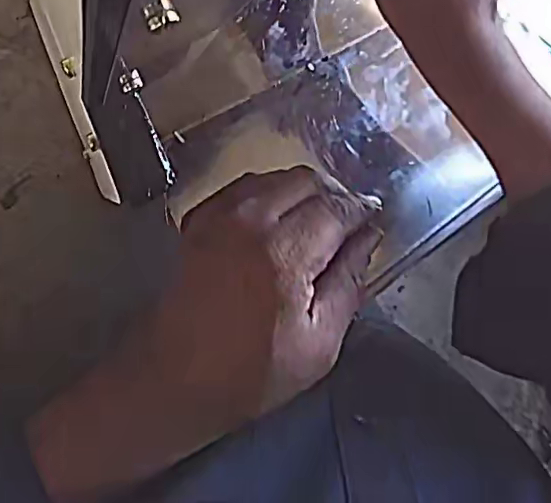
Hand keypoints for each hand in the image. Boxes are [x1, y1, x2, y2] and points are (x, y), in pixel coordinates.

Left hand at [26, 168, 379, 500]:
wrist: (176, 373)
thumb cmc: (253, 370)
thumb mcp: (319, 342)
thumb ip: (348, 282)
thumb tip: (369, 237)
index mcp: (285, 253)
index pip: (336, 207)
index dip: (361, 210)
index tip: (374, 217)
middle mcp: (251, 219)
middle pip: (306, 180)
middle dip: (333, 196)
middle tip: (344, 223)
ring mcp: (220, 212)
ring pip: (275, 178)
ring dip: (300, 192)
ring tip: (311, 223)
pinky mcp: (199, 215)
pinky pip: (243, 186)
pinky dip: (267, 194)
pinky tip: (274, 221)